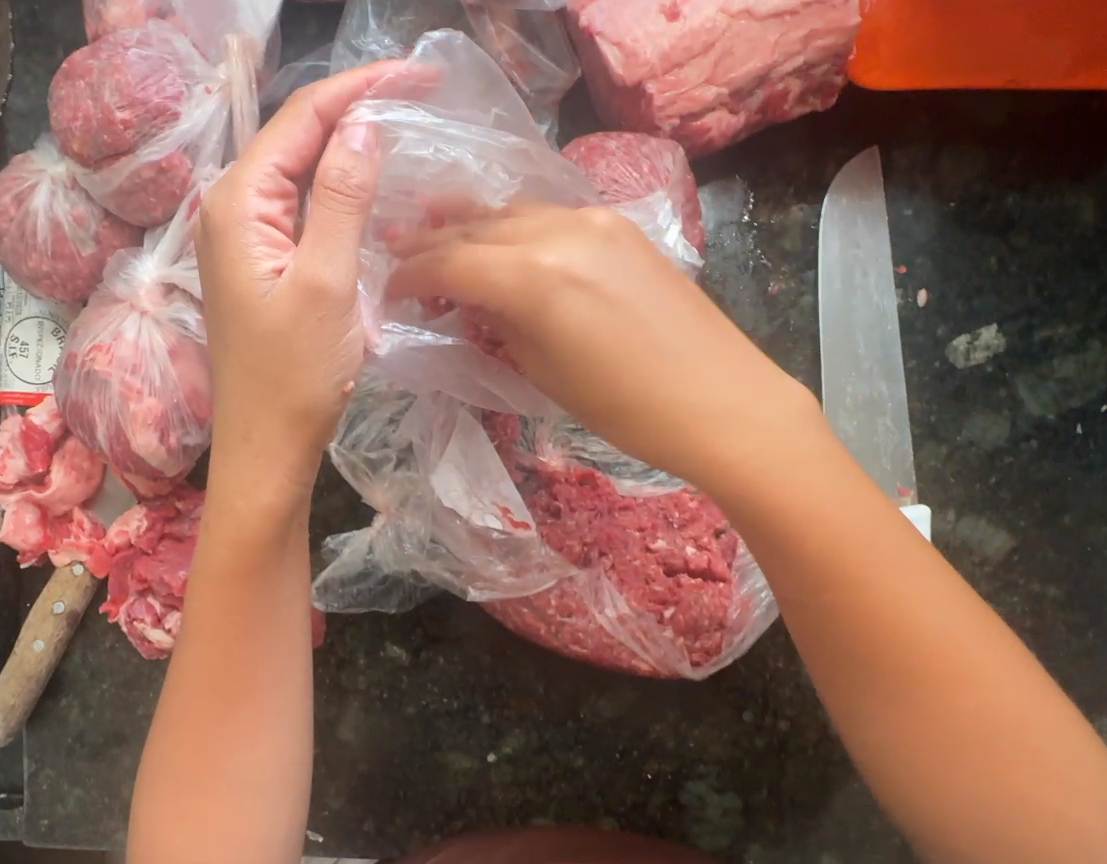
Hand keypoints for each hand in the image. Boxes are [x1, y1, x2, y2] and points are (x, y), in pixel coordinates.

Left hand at [197, 62, 398, 495]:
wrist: (266, 450)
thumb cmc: (294, 378)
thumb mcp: (326, 283)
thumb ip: (342, 198)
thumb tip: (362, 123)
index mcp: (238, 203)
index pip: (302, 118)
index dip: (362, 87)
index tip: (422, 73)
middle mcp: (230, 210)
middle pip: (297, 138)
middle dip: (356, 110)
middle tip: (422, 97)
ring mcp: (242, 241)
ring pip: (300, 175)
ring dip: (348, 149)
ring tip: (405, 131)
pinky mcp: (259, 269)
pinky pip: (300, 212)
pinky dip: (337, 193)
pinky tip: (370, 191)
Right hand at [387, 203, 818, 484]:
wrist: (718, 400)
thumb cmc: (622, 408)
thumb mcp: (541, 371)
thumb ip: (497, 324)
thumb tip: (470, 303)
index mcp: (533, 276)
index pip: (451, 262)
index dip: (411, 275)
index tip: (388, 290)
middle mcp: (559, 230)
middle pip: (477, 227)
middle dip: (432, 242)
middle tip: (396, 253)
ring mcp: (595, 220)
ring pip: (513, 212)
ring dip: (471, 226)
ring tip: (434, 233)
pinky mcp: (621, 226)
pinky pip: (549, 216)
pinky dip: (514, 228)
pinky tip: (498, 240)